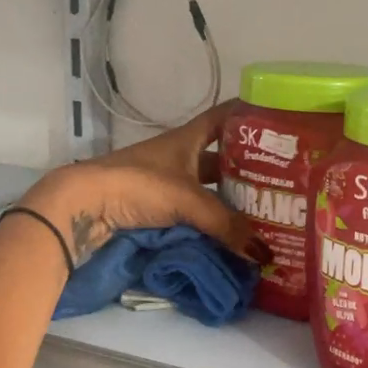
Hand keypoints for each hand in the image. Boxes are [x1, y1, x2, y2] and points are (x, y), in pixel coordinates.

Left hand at [19, 103, 270, 266]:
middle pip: (221, 159)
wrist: (84, 206)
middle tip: (282, 185)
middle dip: (248, 170)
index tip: (279, 122)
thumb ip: (227, 225)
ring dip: (231, 202)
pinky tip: (232, 236)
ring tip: (265, 216)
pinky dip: (212, 224)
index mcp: (188, 139)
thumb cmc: (137, 185)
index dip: (249, 115)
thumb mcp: (188, 200)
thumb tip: (264, 253)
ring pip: (208, 190)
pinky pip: (194, 214)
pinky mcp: (155, 210)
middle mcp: (180, 157)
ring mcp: (166, 184)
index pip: (224, 117)